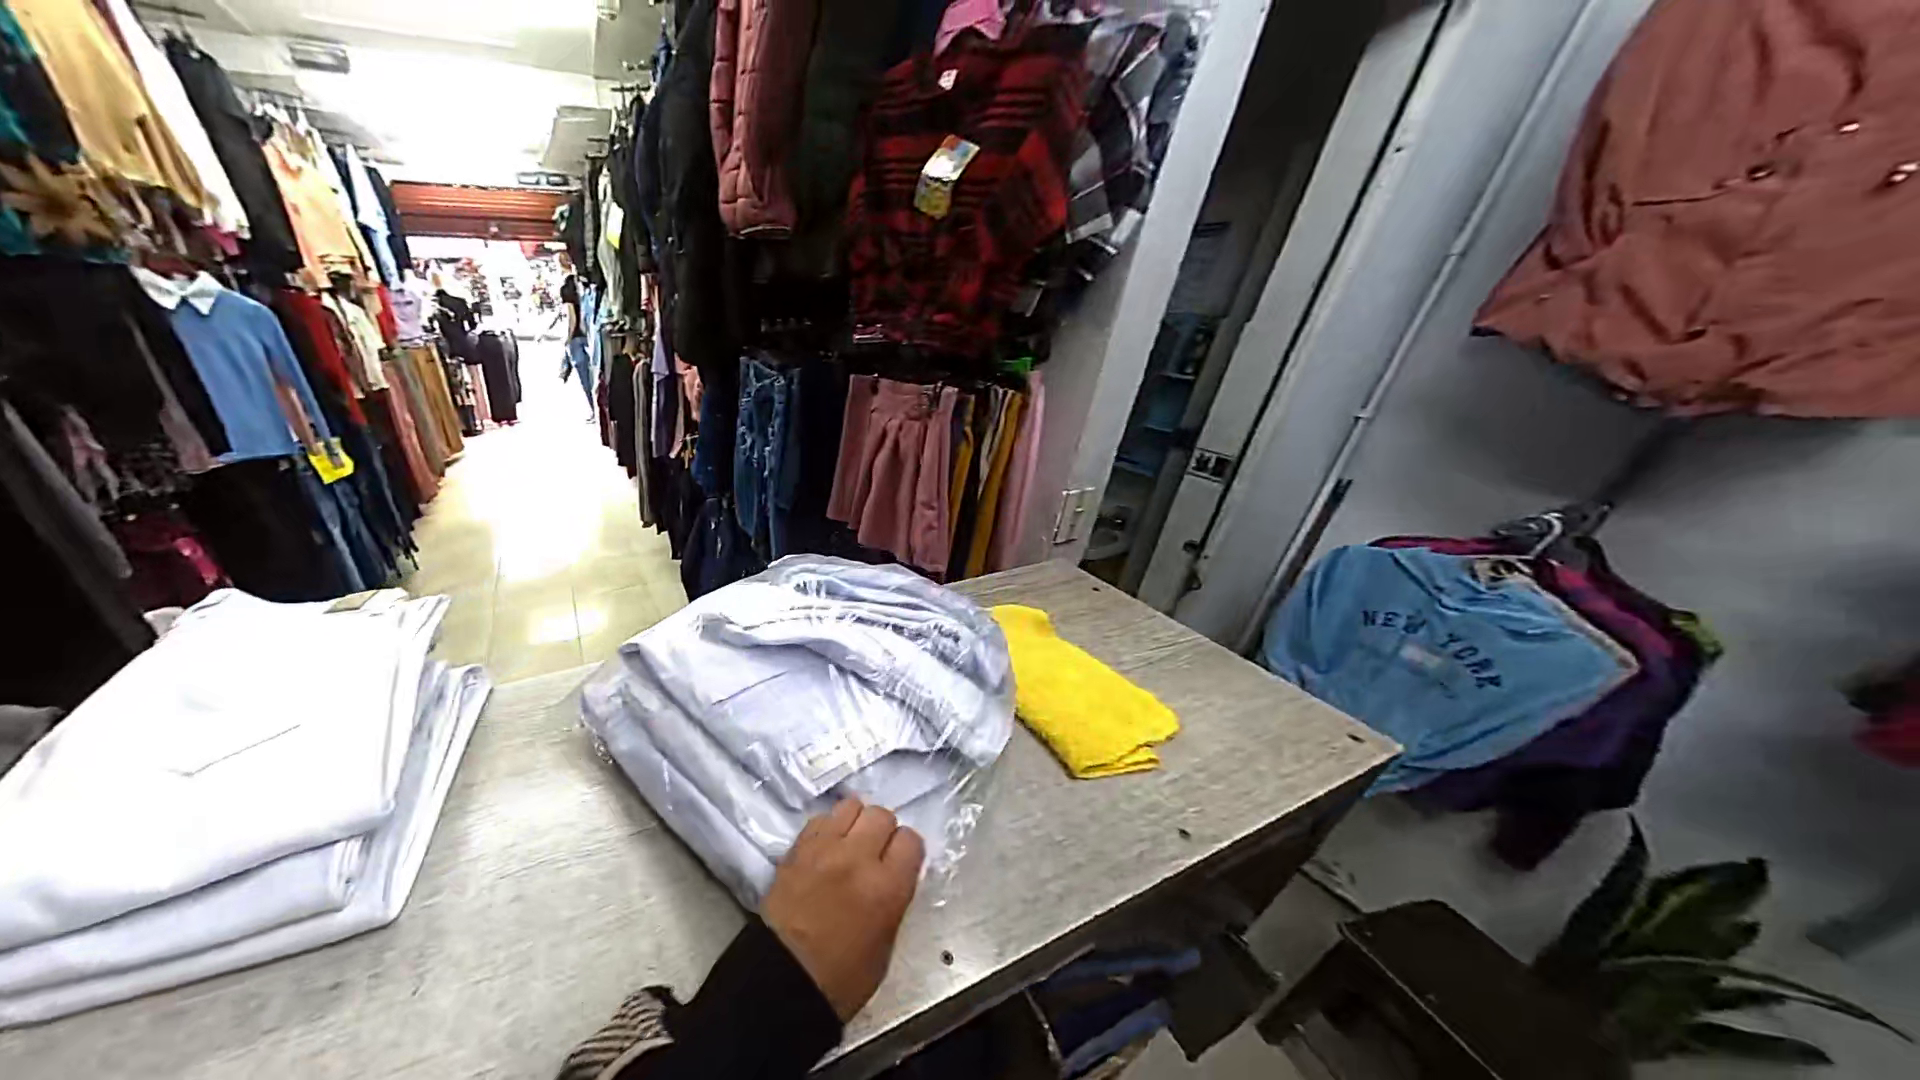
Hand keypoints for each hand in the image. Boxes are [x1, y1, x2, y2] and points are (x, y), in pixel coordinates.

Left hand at [762, 798, 924, 1022]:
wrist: (781, 983)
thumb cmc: (841, 978)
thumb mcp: (886, 943)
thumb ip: (894, 897)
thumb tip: (893, 873)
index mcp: (887, 888)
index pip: (911, 840)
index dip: (906, 850)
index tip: (899, 862)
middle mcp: (859, 858)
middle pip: (882, 815)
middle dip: (882, 831)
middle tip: (874, 852)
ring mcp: (825, 849)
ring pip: (851, 806)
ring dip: (855, 822)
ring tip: (849, 843)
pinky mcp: (797, 849)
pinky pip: (821, 819)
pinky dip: (828, 828)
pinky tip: (826, 848)